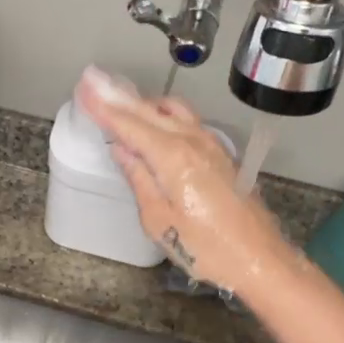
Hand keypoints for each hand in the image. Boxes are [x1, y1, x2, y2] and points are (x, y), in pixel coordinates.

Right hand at [74, 66, 302, 297]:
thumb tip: (122, 151)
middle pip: (149, 111)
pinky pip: (187, 122)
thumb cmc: (207, 249)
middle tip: (94, 82)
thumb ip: (139, 179)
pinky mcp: (221, 155)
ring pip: (171, 111)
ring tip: (120, 99)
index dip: (104, 106)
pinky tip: (155, 120)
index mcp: (172, 158)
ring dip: (143, 103)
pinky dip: (164, 115)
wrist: (259, 260)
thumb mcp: (159, 220)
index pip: (129, 124)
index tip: (84, 88)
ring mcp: (211, 146)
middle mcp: (193, 142)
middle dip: (118, 97)